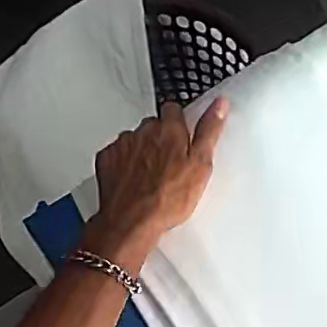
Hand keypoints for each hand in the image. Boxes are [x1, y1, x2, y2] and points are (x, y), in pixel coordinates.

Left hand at [80, 98, 228, 270]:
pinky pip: (118, 154)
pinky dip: (125, 163)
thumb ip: (209, 130)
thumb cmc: (167, 198)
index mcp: (169, 129)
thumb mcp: (201, 165)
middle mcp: (143, 131)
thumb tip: (219, 104)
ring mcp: (123, 145)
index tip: (185, 136)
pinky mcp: (107, 159)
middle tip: (171, 163)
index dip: (180, 122)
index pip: (174, 108)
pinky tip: (136, 181)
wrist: (132, 221)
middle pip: (154, 125)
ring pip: (136, 139)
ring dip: (143, 151)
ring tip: (153, 176)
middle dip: (161, 138)